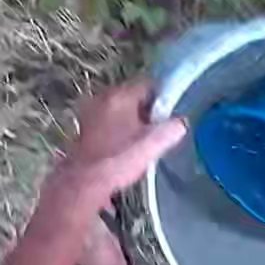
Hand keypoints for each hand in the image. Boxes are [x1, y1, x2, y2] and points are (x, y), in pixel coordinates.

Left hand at [41, 81, 187, 211]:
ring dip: (131, 118)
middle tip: (157, 128)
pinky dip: (117, 127)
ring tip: (142, 139)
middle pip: (132, 94)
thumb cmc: (120, 159)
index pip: (147, 83)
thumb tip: (180, 123)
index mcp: (120, 95)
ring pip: (119, 107)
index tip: (169, 113)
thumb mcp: (153, 144)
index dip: (162, 97)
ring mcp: (90, 111)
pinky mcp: (84, 126)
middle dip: (146, 108)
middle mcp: (103, 97)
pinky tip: (124, 145)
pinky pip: (108, 119)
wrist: (85, 181)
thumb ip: (171, 129)